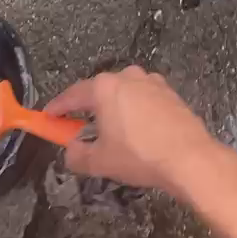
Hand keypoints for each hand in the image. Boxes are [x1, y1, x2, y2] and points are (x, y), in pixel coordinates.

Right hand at [45, 66, 231, 198]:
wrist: (189, 156)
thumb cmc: (139, 155)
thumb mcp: (99, 161)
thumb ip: (76, 154)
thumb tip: (71, 150)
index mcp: (105, 87)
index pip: (72, 95)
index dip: (57, 107)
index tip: (47, 115)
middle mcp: (128, 76)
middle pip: (99, 91)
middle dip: (87, 108)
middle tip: (77, 128)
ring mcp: (151, 82)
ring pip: (123, 93)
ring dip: (113, 109)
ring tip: (111, 132)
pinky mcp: (169, 92)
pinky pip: (143, 99)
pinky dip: (134, 111)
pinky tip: (137, 131)